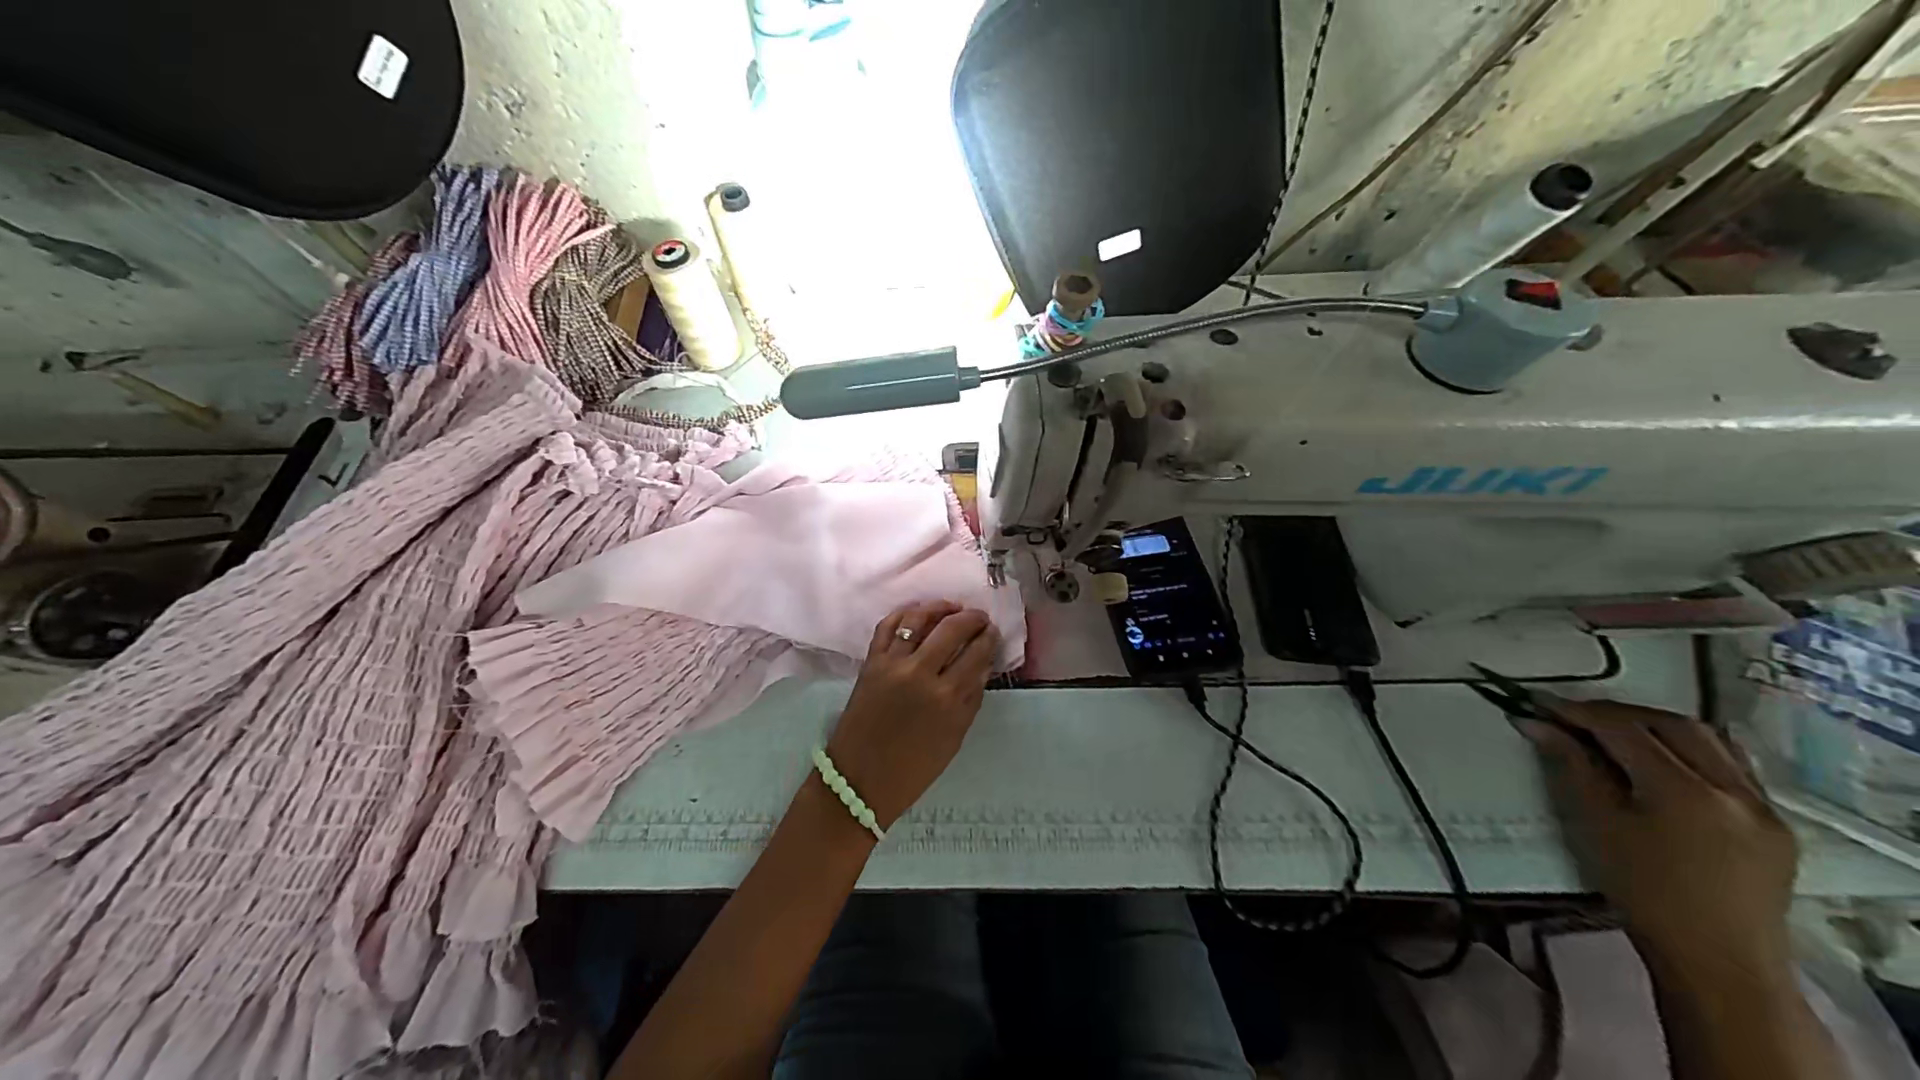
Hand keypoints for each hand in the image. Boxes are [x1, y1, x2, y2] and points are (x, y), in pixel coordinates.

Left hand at [824, 601, 999, 829]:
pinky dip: (905, 614)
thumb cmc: (914, 767)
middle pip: (952, 628)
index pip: (977, 653)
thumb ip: (971, 698)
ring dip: (939, 608)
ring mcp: (892, 664)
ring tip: (952, 608)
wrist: (861, 779)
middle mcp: (920, 673)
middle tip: (980, 617)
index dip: (989, 638)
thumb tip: (984, 664)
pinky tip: (919, 613)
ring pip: (918, 619)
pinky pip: (887, 626)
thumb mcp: (954, 737)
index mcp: (947, 698)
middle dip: (972, 618)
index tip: (993, 632)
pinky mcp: (870, 662)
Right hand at [1523, 698, 1796, 979]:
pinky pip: (1733, 764)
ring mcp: (1764, 806)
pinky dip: (1691, 747)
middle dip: (1617, 713)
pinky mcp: (1776, 822)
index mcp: (1685, 792)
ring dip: (1656, 726)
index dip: (1579, 712)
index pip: (1625, 730)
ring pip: (1709, 739)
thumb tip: (1536, 723)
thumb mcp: (1596, 824)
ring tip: (1615, 730)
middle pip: (1672, 725)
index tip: (1540, 704)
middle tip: (1573, 715)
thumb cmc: (1643, 891)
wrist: (1717, 959)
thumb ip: (1571, 766)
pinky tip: (1664, 756)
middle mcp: (1734, 789)